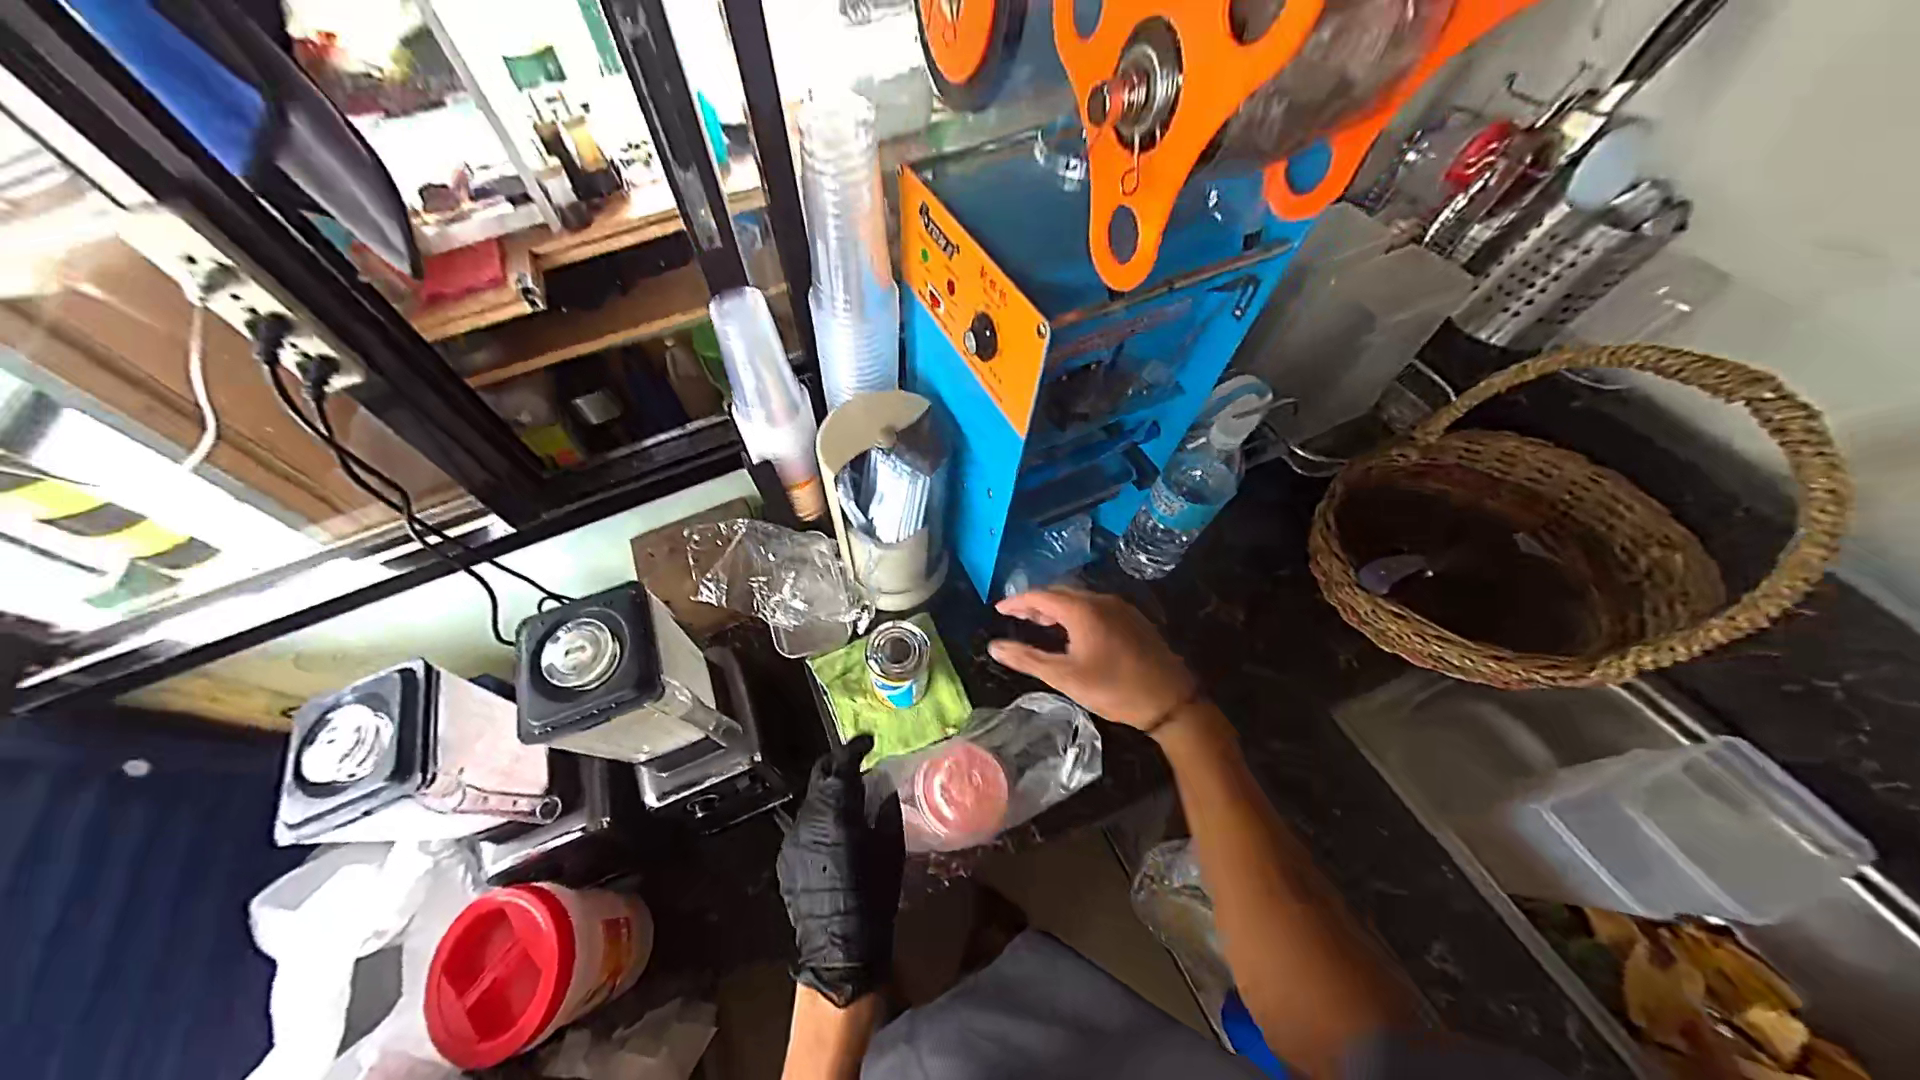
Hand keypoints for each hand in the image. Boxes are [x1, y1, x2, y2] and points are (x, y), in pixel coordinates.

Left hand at [777, 735, 904, 1006]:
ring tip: (850, 802)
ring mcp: (792, 838)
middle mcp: (808, 818)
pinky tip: (835, 834)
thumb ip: (885, 809)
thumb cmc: (874, 895)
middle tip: (858, 767)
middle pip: (820, 776)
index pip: (841, 764)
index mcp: (837, 811)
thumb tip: (882, 786)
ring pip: (811, 801)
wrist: (840, 947)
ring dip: (830, 794)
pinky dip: (820, 819)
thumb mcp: (890, 847)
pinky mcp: (785, 857)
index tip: (868, 742)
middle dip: (838, 766)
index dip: (854, 748)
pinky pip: (804, 826)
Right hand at [988, 586, 1198, 730]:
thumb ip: (1027, 659)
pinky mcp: (1133, 620)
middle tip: (1016, 617)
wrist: (1171, 700)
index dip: (1017, 601)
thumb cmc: (1114, 689)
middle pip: (1060, 593)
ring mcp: (1120, 608)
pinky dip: (1075, 613)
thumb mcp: (1065, 677)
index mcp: (1083, 610)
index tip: (999, 609)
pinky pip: (1095, 607)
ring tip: (1039, 624)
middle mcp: (1102, 600)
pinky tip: (1071, 632)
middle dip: (1035, 603)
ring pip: (1079, 600)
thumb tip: (994, 646)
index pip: (1041, 596)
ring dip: (1056, 609)